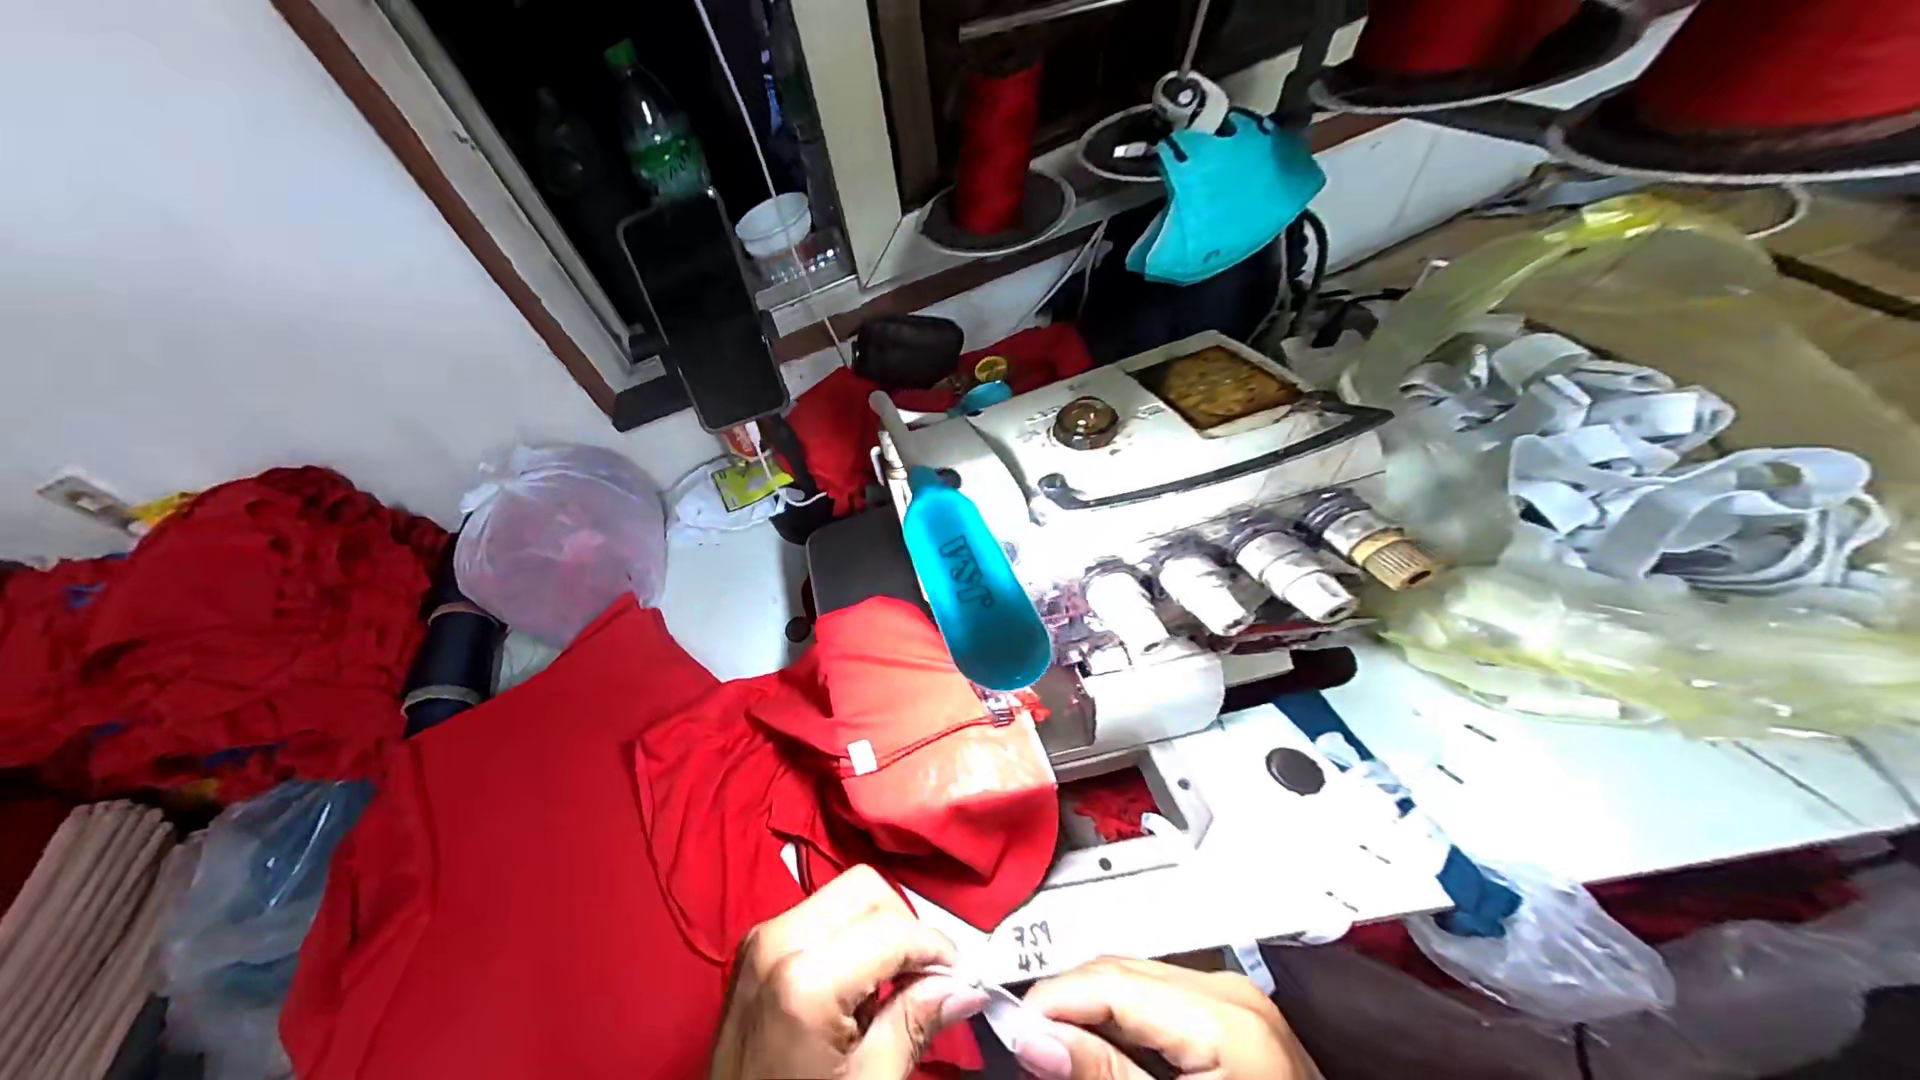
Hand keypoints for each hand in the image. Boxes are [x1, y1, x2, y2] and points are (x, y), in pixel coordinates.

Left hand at [708, 864, 990, 1079]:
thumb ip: (916, 1023)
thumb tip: (965, 986)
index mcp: (802, 980)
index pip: (893, 929)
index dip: (936, 949)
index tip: (959, 976)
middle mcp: (777, 941)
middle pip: (866, 890)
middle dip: (904, 927)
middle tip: (924, 978)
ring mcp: (761, 939)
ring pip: (844, 894)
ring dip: (879, 927)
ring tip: (889, 986)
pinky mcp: (756, 947)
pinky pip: (820, 912)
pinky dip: (851, 934)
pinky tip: (857, 984)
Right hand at [1013, 957, 1318, 1079]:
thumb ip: (1104, 1074)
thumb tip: (1038, 1036)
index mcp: (1226, 1016)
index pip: (1111, 980)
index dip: (1053, 999)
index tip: (1014, 1025)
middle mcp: (1231, 991)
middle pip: (1119, 969)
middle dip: (1066, 999)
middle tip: (1026, 1039)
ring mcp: (1235, 999)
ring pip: (1133, 977)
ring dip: (1090, 1006)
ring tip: (1056, 1043)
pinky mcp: (1233, 1014)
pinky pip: (1158, 995)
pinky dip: (1122, 1016)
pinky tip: (1102, 1043)